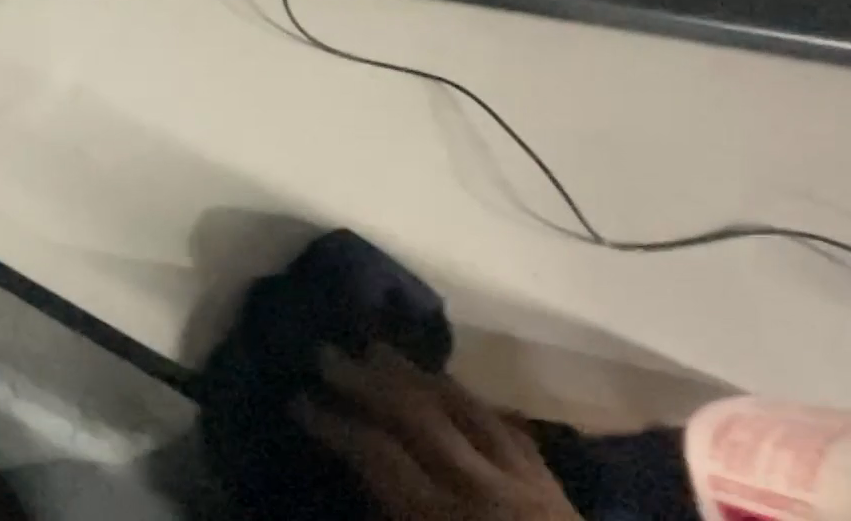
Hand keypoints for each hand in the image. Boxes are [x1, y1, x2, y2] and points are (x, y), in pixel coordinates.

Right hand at [294, 344, 582, 520]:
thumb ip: (385, 514)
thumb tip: (354, 492)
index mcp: (443, 518)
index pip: (375, 452)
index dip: (332, 423)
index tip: (298, 401)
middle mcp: (483, 490)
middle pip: (416, 415)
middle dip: (365, 380)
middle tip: (325, 353)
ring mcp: (526, 484)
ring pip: (464, 409)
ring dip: (416, 376)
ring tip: (380, 350)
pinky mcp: (556, 489)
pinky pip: (508, 429)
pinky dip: (471, 402)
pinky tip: (449, 388)